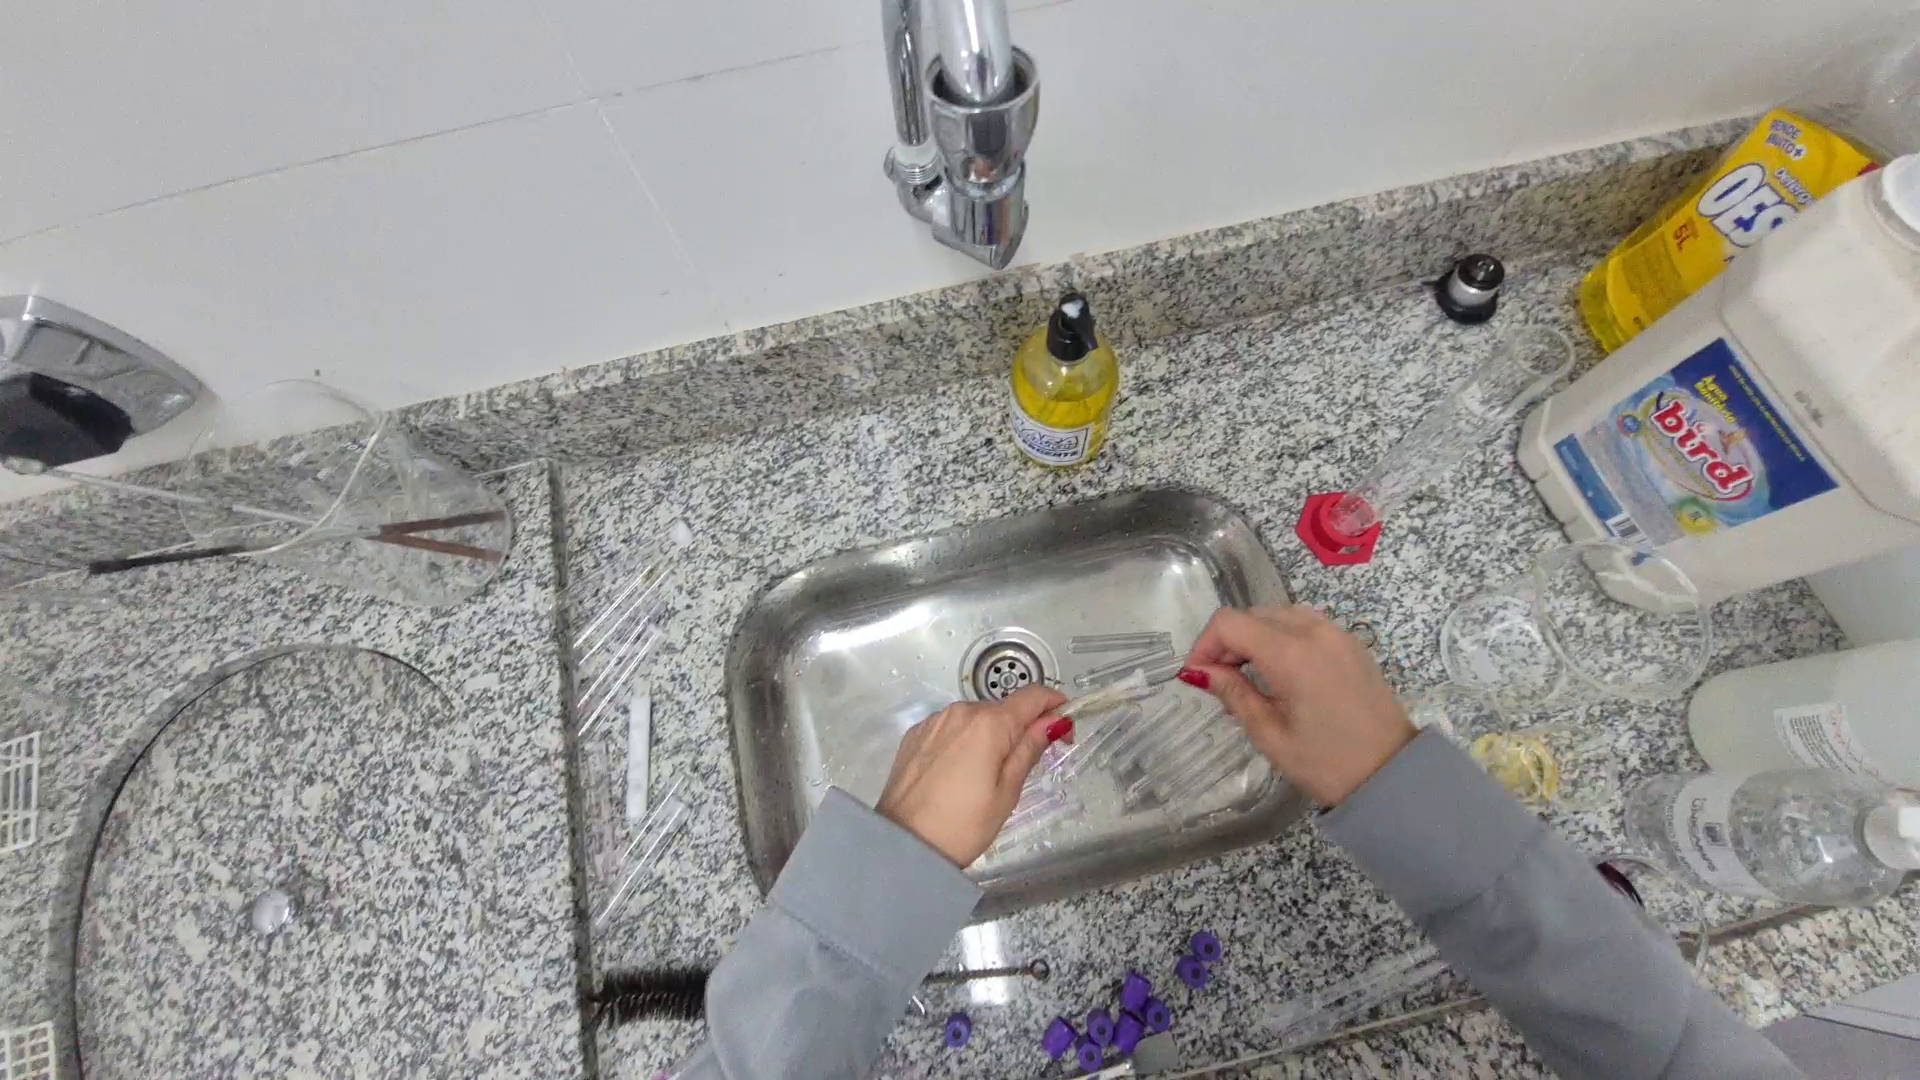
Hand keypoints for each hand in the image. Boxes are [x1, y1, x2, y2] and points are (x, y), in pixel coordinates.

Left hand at [876, 685, 1070, 866]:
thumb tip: (1053, 720)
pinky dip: (963, 741)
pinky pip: (951, 728)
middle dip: (1021, 729)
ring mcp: (934, 720)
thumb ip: (1029, 749)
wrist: (902, 845)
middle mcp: (961, 711)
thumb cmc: (963, 825)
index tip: (1064, 731)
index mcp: (989, 723)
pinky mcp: (915, 734)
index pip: (1033, 695)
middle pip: (1003, 708)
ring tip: (986, 776)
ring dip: (990, 735)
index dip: (1056, 707)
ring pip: (976, 718)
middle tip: (1025, 767)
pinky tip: (958, 773)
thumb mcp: (1007, 792)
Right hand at [1178, 605, 1413, 805]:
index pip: (1229, 623)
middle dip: (1226, 642)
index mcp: (1291, 654)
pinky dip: (1279, 636)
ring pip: (1276, 614)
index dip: (1204, 644)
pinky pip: (1302, 623)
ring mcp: (1336, 633)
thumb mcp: (1269, 734)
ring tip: (1248, 675)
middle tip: (1220, 681)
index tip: (1198, 675)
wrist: (1396, 777)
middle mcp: (1314, 631)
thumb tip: (1198, 671)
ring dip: (1253, 636)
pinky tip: (1279, 670)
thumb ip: (1232, 693)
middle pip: (1250, 614)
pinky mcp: (1349, 642)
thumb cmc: (1327, 763)